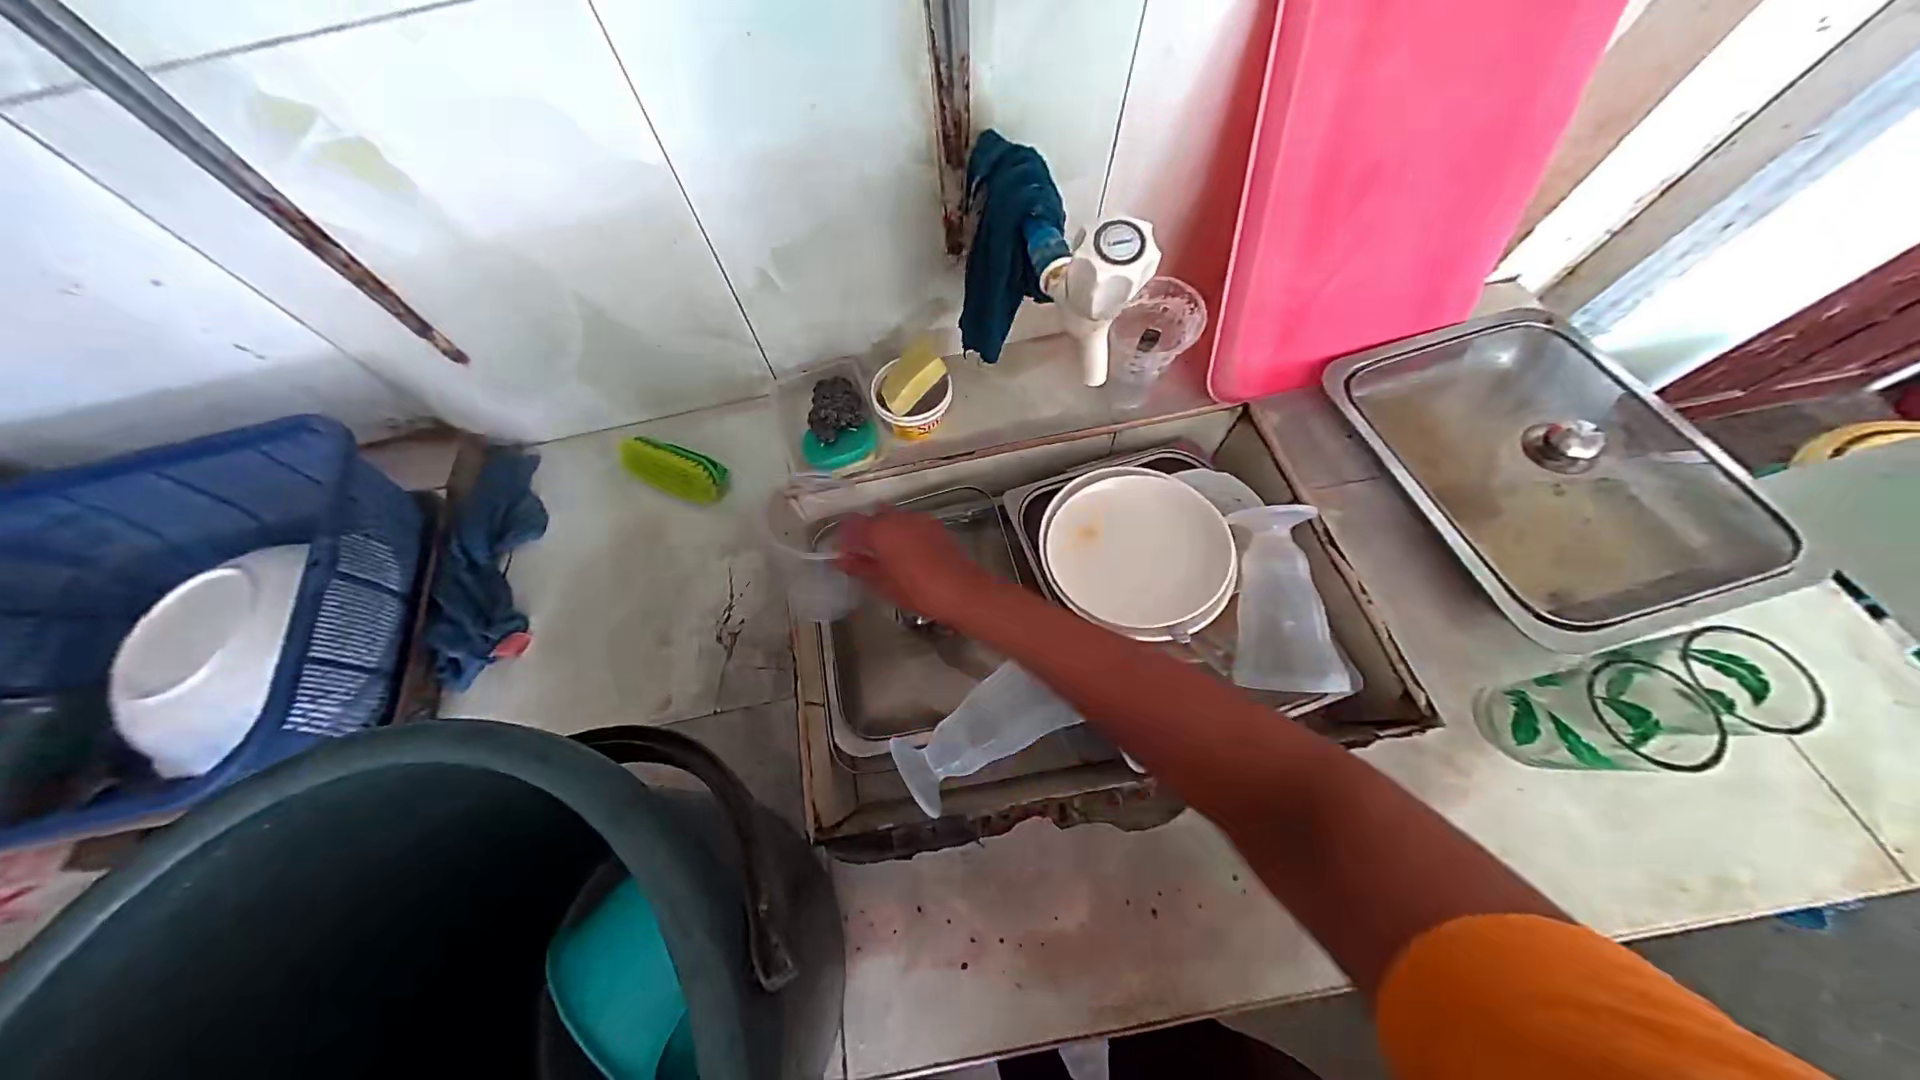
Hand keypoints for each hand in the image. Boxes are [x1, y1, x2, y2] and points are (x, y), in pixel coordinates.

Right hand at [835, 510, 1000, 623]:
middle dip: (866, 532)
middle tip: (864, 555)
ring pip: (894, 518)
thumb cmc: (918, 591)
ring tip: (887, 556)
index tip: (844, 553)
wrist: (962, 591)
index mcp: (880, 530)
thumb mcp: (883, 584)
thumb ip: (860, 567)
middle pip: (874, 516)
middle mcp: (899, 517)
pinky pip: (912, 524)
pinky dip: (904, 533)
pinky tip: (908, 554)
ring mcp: (920, 519)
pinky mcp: (936, 526)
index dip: (845, 537)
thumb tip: (842, 560)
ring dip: (886, 531)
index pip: (851, 524)